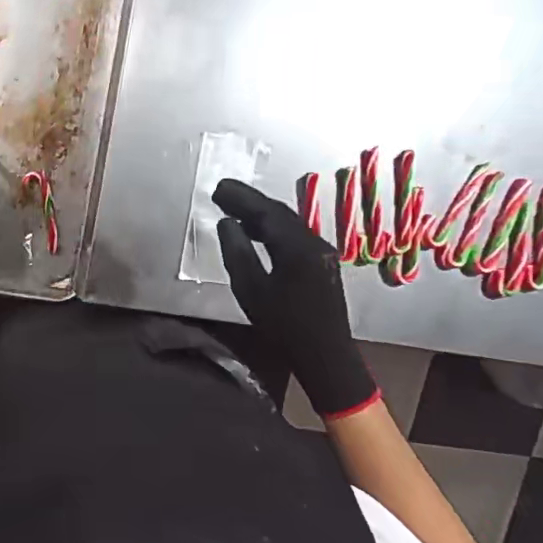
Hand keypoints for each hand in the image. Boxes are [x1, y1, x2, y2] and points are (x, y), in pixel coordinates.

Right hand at [214, 178, 378, 418]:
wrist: (324, 353)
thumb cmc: (283, 326)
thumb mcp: (252, 291)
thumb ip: (238, 254)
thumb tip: (227, 224)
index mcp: (296, 247)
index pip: (266, 212)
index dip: (241, 198)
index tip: (218, 189)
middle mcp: (313, 242)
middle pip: (279, 214)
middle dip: (250, 202)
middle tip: (222, 193)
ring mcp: (321, 253)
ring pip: (288, 225)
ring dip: (261, 216)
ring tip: (234, 211)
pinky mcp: (321, 264)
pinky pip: (294, 237)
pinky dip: (272, 230)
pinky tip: (257, 234)